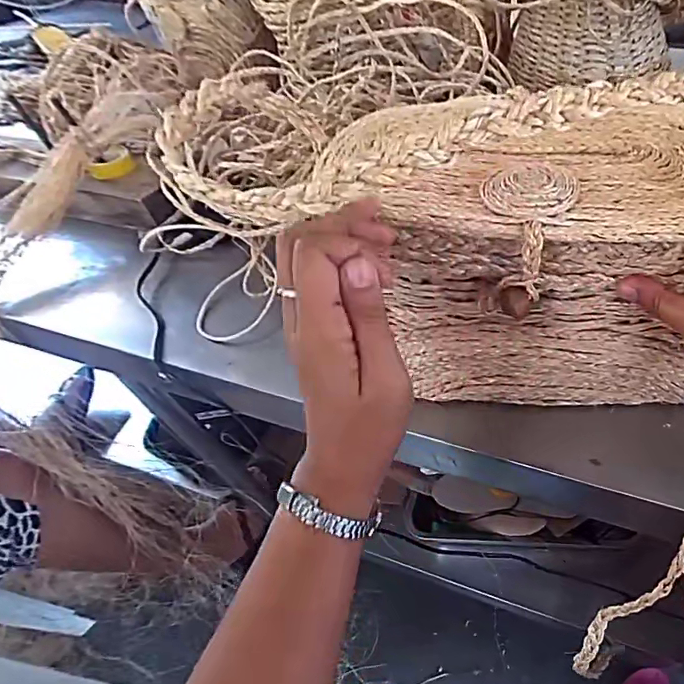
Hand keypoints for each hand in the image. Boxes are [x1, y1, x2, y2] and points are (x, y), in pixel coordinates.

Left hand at [276, 200, 410, 518]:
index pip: (312, 254)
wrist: (342, 460)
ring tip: (383, 239)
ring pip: (298, 254)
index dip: (348, 239)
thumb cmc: (372, 427)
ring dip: (337, 236)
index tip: (387, 258)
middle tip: (386, 229)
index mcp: (317, 329)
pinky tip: (369, 265)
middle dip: (339, 223)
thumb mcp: (387, 376)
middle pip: (295, 242)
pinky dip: (336, 257)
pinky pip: (309, 275)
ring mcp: (297, 321)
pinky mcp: (307, 327)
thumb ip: (371, 317)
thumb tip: (360, 263)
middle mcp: (296, 318)